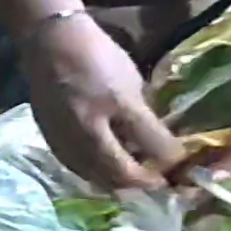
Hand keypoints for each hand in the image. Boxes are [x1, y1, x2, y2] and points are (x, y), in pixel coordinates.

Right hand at [20, 13, 183, 191]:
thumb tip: (170, 155)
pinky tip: (106, 158)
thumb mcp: (131, 92)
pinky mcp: (49, 135)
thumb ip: (148, 128)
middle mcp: (72, 147)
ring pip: (87, 175)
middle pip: (105, 180)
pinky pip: (74, 163)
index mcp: (94, 137)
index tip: (181, 178)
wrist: (50, 46)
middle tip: (162, 177)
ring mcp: (57, 143)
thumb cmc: (96, 63)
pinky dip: (93, 168)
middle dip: (134, 184)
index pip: (131, 172)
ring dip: (112, 178)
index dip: (158, 180)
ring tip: (137, 169)